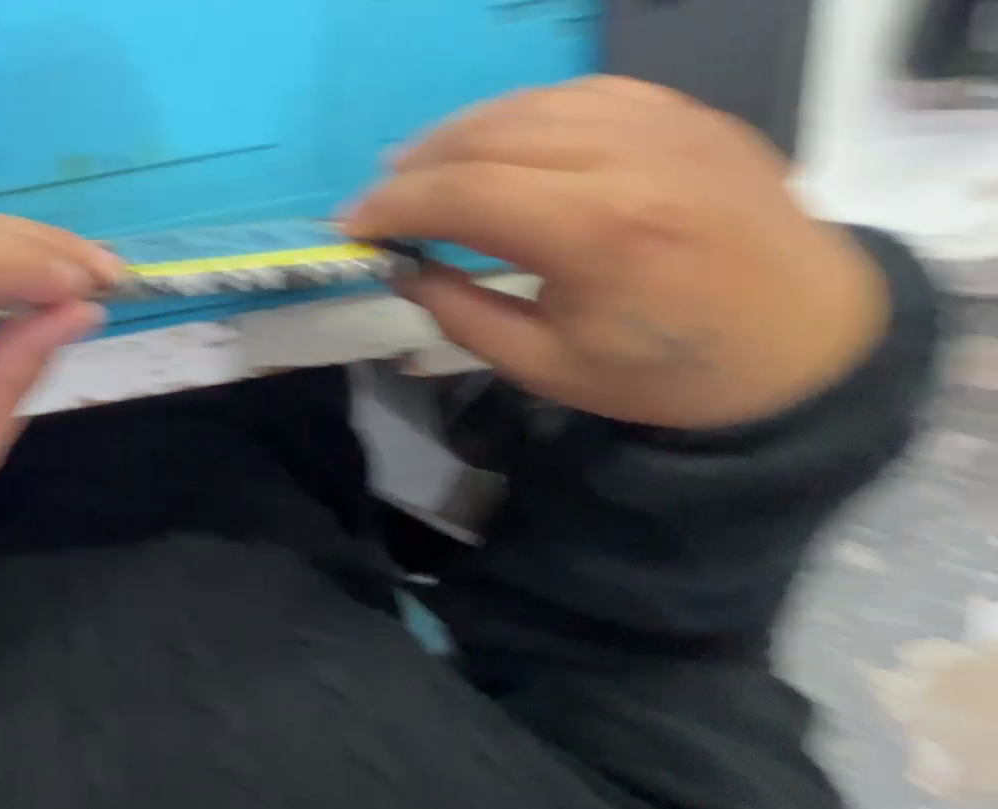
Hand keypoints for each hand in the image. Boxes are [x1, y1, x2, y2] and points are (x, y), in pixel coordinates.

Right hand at [344, 77, 890, 429]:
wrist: (800, 340)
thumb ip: (460, 313)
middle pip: (490, 136)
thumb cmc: (661, 371)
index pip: (465, 192)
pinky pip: (581, 93)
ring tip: (418, 166)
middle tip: (375, 200)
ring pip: (531, 103)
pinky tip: (493, 141)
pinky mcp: (684, 113)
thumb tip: (401, 268)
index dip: (394, 205)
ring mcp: (664, 123)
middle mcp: (629, 157)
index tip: (352, 226)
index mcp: (595, 231)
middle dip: (415, 167)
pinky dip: (520, 113)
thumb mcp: (542, 366)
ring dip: (460, 132)